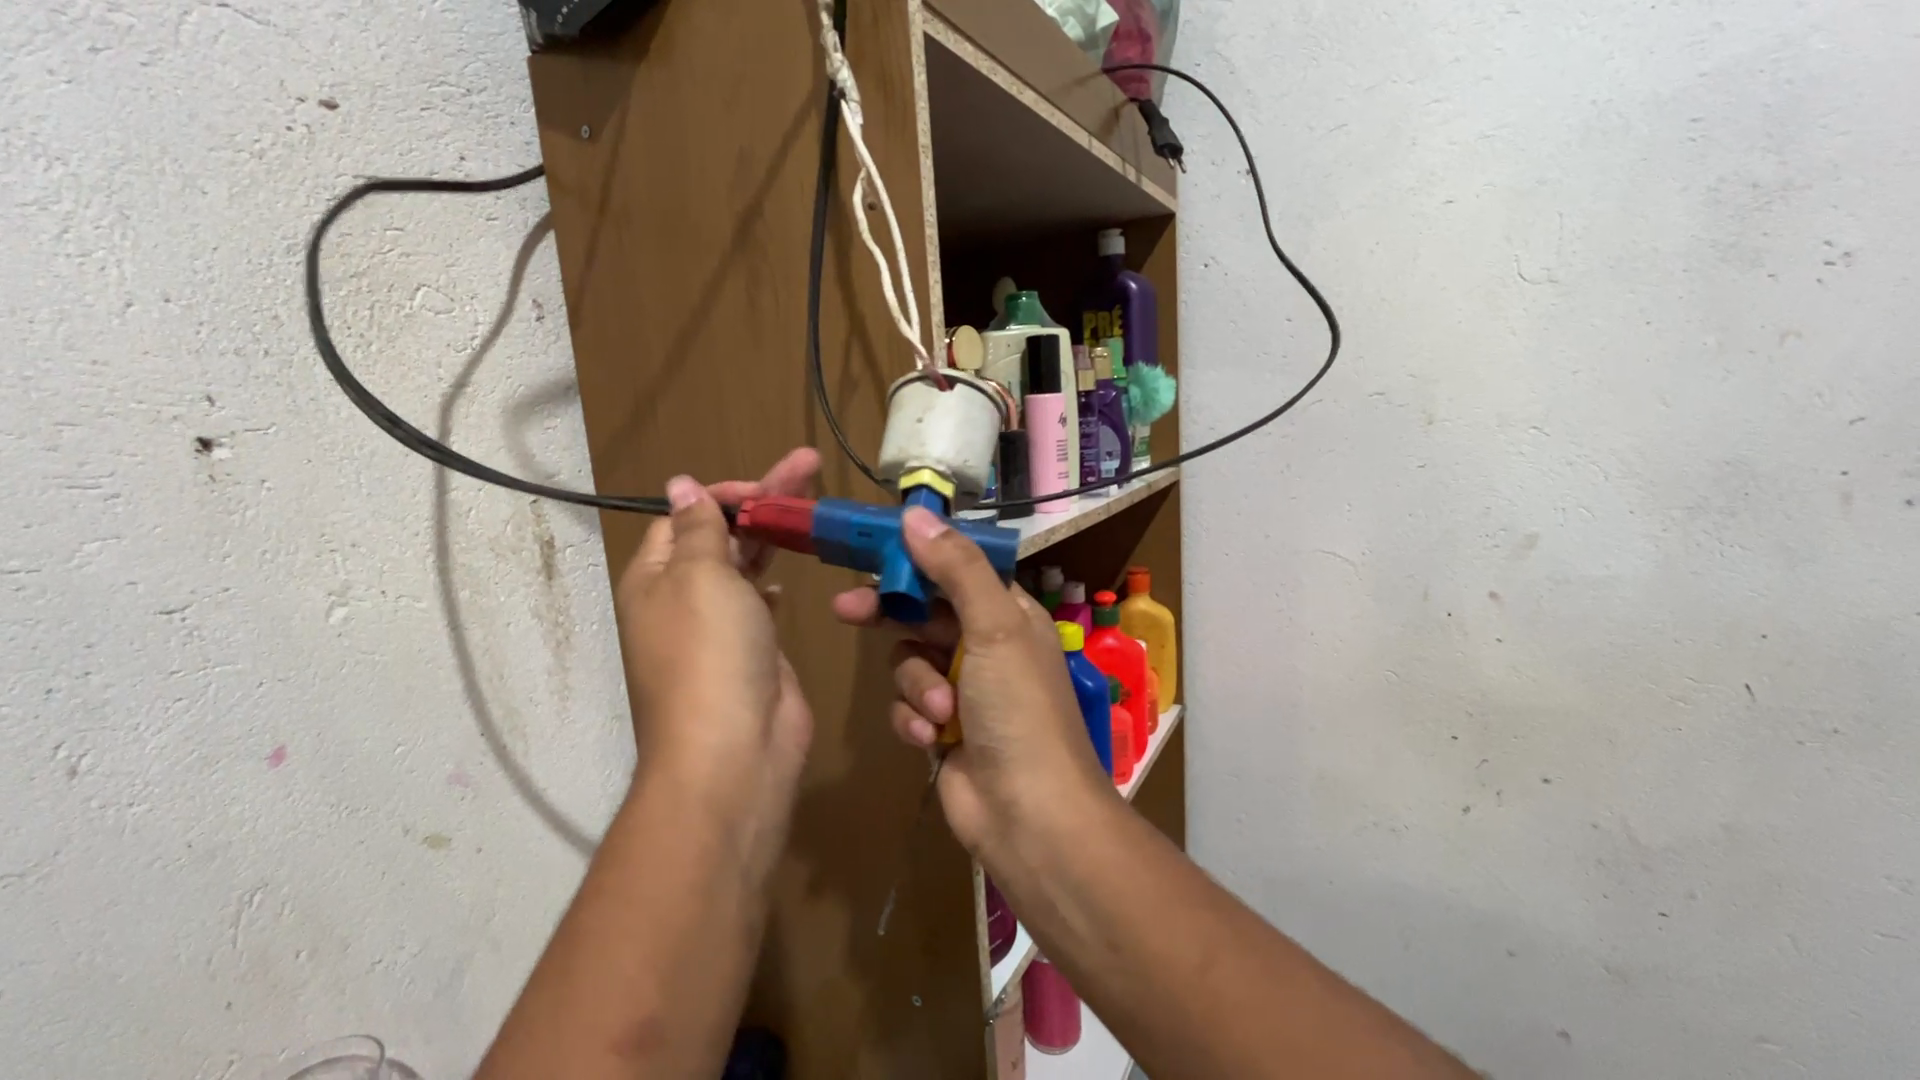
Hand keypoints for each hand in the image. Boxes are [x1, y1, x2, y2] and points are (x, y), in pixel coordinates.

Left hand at [617, 449, 819, 796]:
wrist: (734, 752)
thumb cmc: (709, 653)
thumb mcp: (700, 576)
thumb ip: (698, 528)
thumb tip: (681, 485)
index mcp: (654, 577)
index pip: (683, 516)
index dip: (725, 493)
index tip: (770, 484)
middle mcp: (680, 599)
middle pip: (720, 535)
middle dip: (762, 501)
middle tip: (810, 466)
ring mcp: (717, 630)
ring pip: (744, 567)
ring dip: (772, 537)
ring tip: (813, 508)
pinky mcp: (752, 655)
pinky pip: (758, 606)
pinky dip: (771, 582)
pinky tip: (786, 576)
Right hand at [831, 507, 1111, 854]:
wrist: (1029, 814)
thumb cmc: (1019, 710)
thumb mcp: (994, 627)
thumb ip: (956, 569)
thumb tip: (916, 514)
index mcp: (1009, 615)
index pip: (956, 569)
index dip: (917, 557)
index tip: (872, 548)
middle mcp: (987, 647)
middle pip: (923, 613)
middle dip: (891, 615)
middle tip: (847, 607)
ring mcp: (963, 691)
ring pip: (909, 663)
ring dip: (918, 687)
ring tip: (941, 713)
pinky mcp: (941, 731)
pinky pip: (907, 707)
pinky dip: (914, 721)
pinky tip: (932, 740)